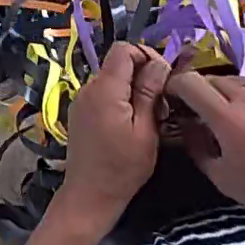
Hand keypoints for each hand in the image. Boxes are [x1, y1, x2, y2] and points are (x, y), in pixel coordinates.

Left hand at [57, 44, 168, 227]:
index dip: (146, 56)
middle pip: (118, 63)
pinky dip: (120, 99)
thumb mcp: (145, 131)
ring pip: (113, 78)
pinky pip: (104, 93)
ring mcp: (82, 99)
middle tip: (161, 103)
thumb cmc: (122, 168)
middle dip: (143, 75)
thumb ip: (150, 93)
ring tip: (149, 117)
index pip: (123, 49)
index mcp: (105, 89)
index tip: (163, 79)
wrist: (89, 195)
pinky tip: (131, 123)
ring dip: (133, 89)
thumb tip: (159, 62)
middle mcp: (88, 87)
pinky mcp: (81, 111)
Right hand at [165, 73, 244, 244]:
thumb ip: (195, 144)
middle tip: (201, 116)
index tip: (171, 101)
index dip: (174, 87)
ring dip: (225, 95)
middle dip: (200, 94)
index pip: (188, 81)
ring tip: (233, 120)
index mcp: (229, 117)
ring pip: (234, 80)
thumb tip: (184, 123)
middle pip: (210, 78)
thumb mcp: (222, 177)